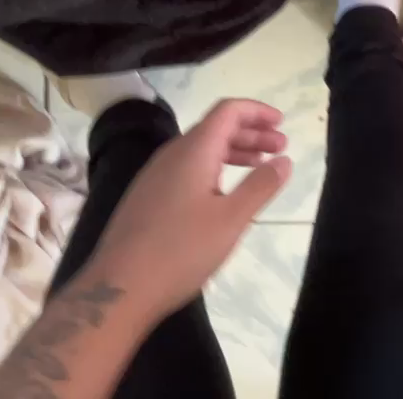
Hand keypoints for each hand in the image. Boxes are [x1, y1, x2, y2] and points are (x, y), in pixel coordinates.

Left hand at [85, 99, 292, 320]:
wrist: (118, 291)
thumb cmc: (180, 251)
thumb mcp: (231, 220)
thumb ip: (261, 186)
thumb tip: (284, 160)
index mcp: (194, 150)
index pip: (229, 110)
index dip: (257, 111)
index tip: (281, 123)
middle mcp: (173, 154)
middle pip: (216, 127)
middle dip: (251, 132)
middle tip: (279, 147)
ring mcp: (155, 175)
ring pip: (201, 149)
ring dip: (234, 151)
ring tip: (259, 166)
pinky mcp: (147, 197)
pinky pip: (187, 167)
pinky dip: (214, 167)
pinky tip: (224, 192)